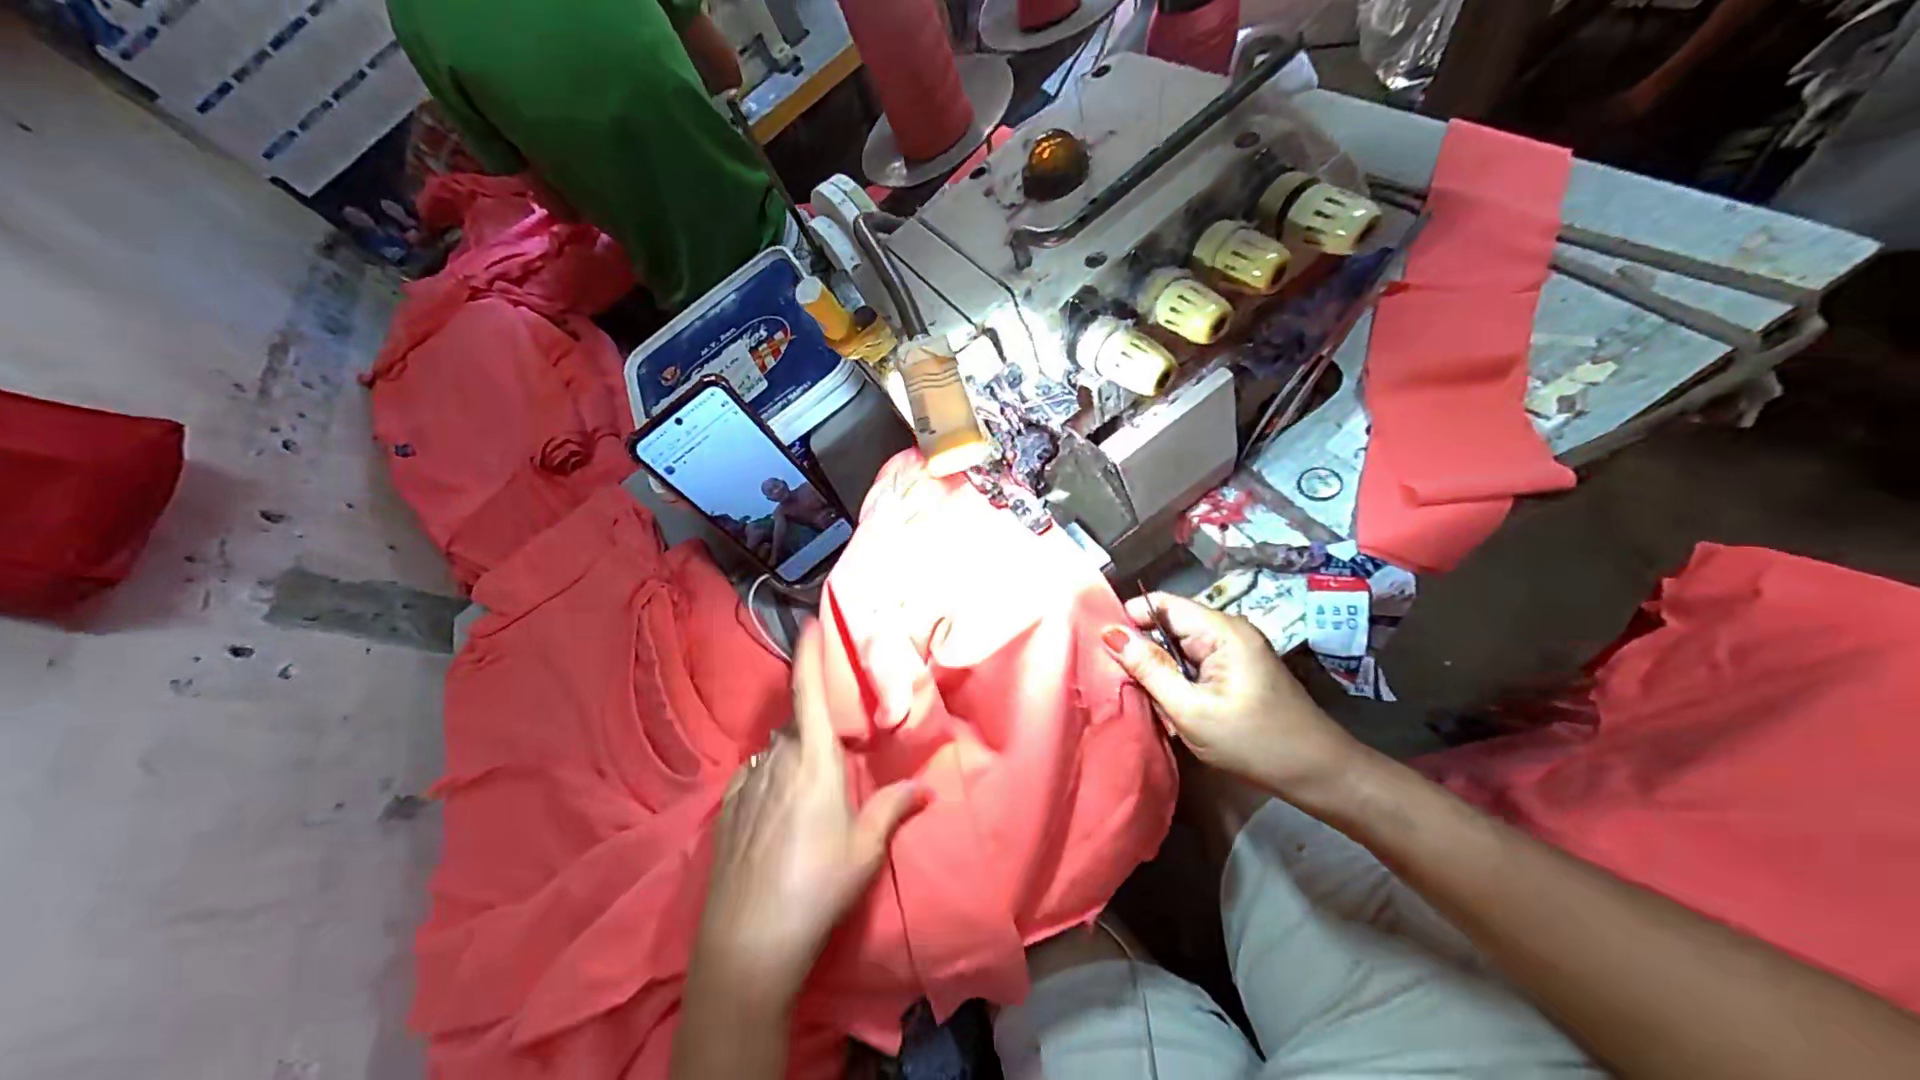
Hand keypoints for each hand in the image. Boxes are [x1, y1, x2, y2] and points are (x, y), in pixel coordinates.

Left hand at [688, 621, 927, 1011]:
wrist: (748, 940)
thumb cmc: (818, 885)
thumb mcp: (866, 849)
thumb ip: (893, 809)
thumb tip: (924, 788)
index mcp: (814, 761)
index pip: (809, 692)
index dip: (809, 654)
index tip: (808, 623)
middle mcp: (776, 761)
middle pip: (794, 726)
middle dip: (811, 727)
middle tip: (832, 753)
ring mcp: (744, 785)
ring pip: (772, 753)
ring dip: (789, 757)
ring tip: (806, 791)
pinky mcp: (724, 811)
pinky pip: (751, 778)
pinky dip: (766, 779)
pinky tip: (774, 810)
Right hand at [1103, 592, 1364, 801]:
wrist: (1318, 774)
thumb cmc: (1255, 742)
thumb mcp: (1191, 710)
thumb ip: (1149, 669)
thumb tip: (1110, 633)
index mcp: (1221, 630)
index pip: (1161, 603)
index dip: (1129, 618)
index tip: (1102, 647)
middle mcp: (1227, 631)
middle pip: (1167, 626)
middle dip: (1144, 653)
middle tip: (1126, 686)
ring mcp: (1234, 651)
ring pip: (1177, 649)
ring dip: (1160, 674)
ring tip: (1152, 703)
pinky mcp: (1235, 671)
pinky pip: (1193, 666)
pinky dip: (1177, 685)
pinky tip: (1174, 711)